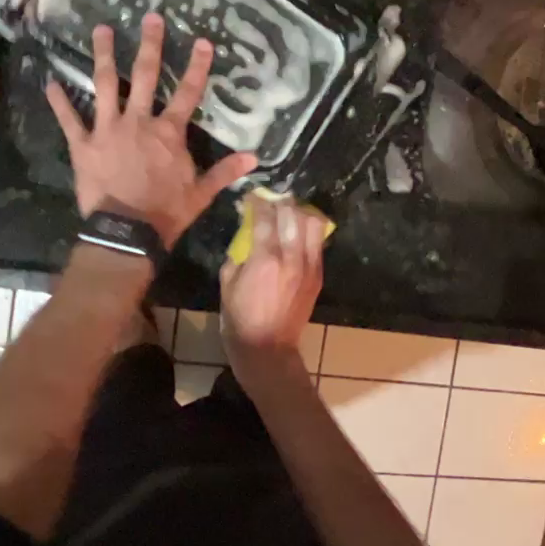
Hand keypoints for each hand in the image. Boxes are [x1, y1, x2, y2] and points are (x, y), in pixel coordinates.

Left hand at [44, 15, 259, 246]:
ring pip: (104, 85)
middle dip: (149, 45)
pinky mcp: (83, 145)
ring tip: (101, 30)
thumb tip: (254, 157)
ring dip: (103, 56)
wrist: (127, 231)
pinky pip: (69, 119)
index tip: (202, 41)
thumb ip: (225, 171)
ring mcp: (107, 130)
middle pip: (144, 76)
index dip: (196, 67)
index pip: (188, 94)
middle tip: (150, 17)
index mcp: (168, 133)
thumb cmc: (166, 213)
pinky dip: (59, 101)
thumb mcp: (201, 194)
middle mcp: (138, 122)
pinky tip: (49, 83)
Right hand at [221, 196, 326, 378]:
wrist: (268, 349)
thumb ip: (237, 254)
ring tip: (289, 213)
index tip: (252, 196)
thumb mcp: (227, 283)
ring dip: (300, 213)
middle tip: (272, 200)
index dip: (258, 201)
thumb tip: (246, 235)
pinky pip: (317, 244)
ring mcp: (309, 267)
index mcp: (264, 259)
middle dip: (281, 202)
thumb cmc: (240, 319)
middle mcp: (291, 258)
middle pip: (293, 214)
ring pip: (313, 224)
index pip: (265, 216)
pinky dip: (308, 232)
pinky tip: (298, 233)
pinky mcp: (318, 276)